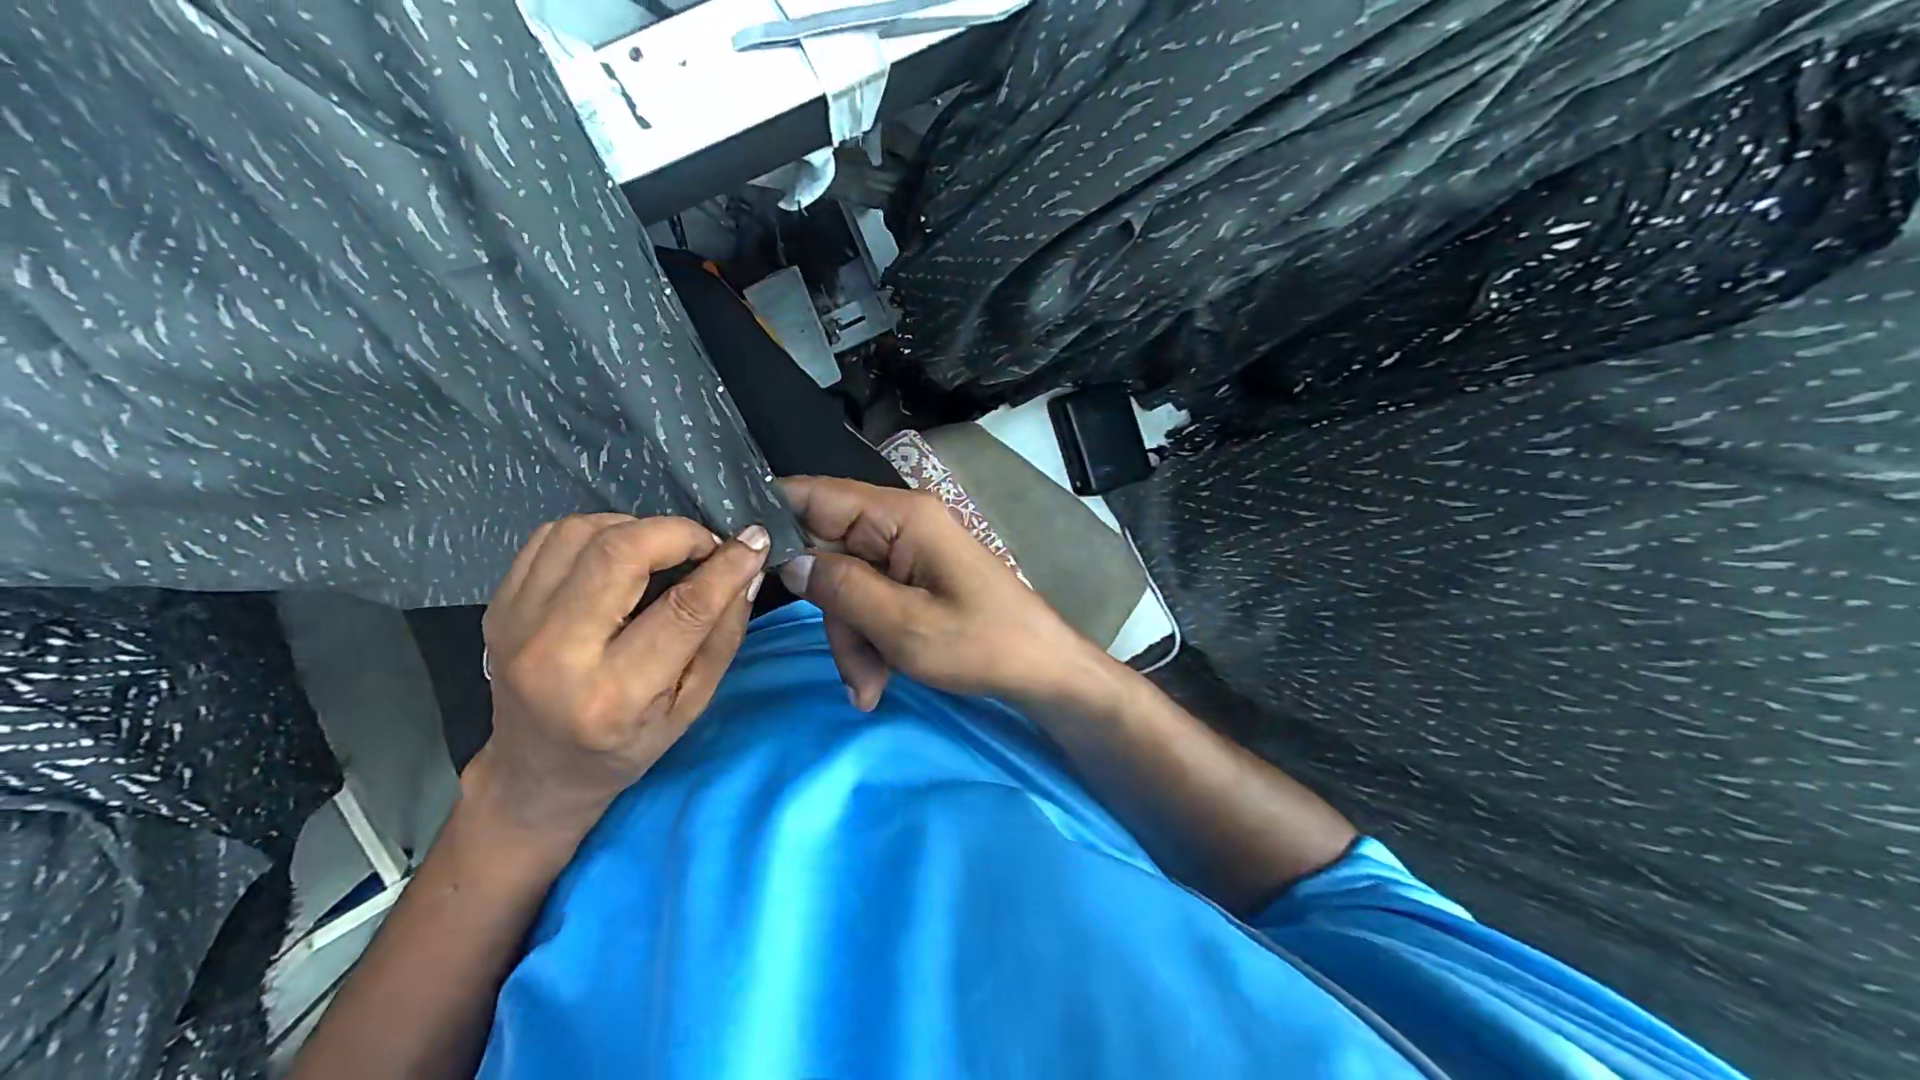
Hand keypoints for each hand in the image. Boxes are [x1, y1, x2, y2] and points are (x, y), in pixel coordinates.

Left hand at [469, 513, 769, 837]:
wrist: (536, 769)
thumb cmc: (628, 744)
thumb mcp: (693, 704)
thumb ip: (723, 635)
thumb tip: (748, 568)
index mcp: (614, 695)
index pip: (682, 609)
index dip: (726, 566)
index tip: (755, 543)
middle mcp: (556, 654)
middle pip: (620, 553)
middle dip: (678, 533)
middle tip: (706, 544)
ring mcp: (517, 624)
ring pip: (583, 532)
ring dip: (638, 528)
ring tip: (663, 551)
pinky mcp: (500, 605)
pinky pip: (551, 536)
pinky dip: (598, 530)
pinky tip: (620, 553)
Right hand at [777, 476, 1106, 709]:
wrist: (1041, 670)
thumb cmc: (982, 643)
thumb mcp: (904, 625)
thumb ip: (842, 589)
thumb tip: (791, 561)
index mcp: (901, 517)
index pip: (818, 494)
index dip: (775, 516)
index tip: (738, 551)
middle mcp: (902, 525)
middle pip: (831, 555)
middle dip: (835, 617)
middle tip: (855, 673)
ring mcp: (909, 554)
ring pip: (848, 587)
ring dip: (853, 640)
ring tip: (872, 687)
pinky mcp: (915, 580)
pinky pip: (872, 602)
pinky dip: (871, 641)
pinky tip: (882, 680)